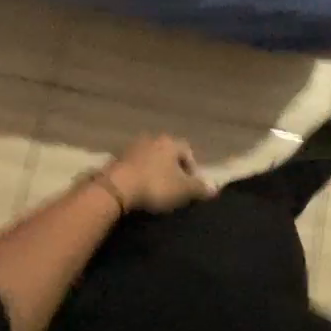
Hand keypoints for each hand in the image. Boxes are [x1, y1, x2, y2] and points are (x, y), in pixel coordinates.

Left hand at [101, 133, 215, 213]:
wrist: (117, 187)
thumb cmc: (155, 185)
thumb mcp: (183, 190)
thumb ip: (199, 188)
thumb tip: (214, 188)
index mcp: (170, 142)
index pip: (187, 152)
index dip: (192, 170)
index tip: (190, 188)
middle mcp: (152, 138)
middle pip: (168, 153)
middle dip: (172, 169)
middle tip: (174, 189)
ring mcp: (133, 146)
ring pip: (150, 158)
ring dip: (154, 171)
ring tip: (155, 191)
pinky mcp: (117, 158)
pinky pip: (134, 166)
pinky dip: (139, 175)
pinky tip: (138, 190)